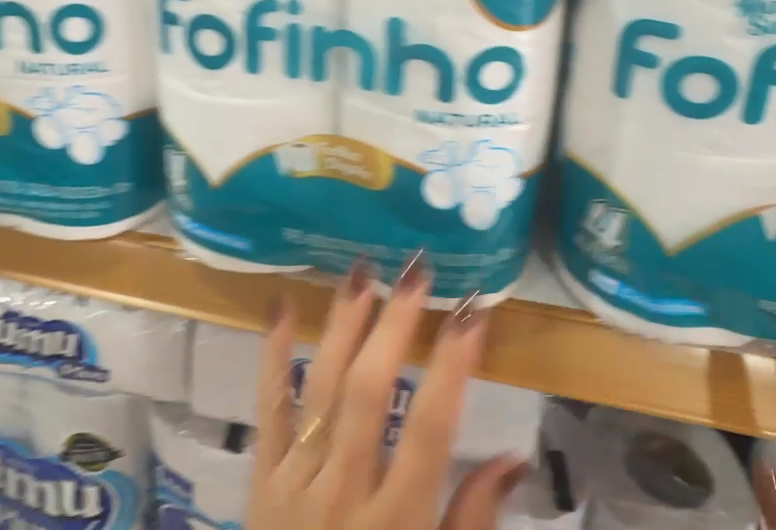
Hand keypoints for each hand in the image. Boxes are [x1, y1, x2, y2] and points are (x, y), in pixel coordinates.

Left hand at [245, 255, 530, 529]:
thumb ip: (473, 520)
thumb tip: (514, 458)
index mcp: (399, 519)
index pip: (432, 428)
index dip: (453, 365)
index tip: (473, 310)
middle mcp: (346, 488)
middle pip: (371, 393)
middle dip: (395, 325)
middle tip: (417, 270)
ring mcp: (297, 478)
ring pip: (321, 387)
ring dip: (343, 324)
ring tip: (363, 271)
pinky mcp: (261, 476)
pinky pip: (268, 406)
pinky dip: (272, 353)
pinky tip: (281, 304)